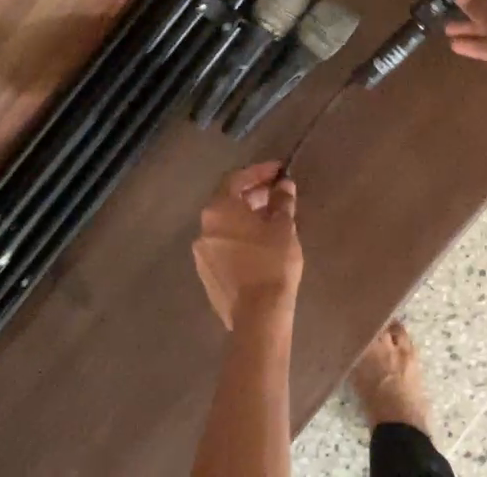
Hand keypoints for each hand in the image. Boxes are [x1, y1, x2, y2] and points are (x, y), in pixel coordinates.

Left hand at [192, 162, 301, 329]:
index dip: (259, 172)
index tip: (279, 171)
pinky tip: (262, 245)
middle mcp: (204, 228)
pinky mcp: (208, 275)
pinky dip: (241, 238)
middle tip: (278, 193)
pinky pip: (225, 246)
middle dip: (254, 194)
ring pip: (226, 225)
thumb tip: (284, 185)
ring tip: (273, 219)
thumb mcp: (283, 227)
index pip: (236, 179)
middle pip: (228, 201)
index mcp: (218, 210)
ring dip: (247, 217)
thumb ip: (282, 201)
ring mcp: (202, 254)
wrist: (258, 316)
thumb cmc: (271, 262)